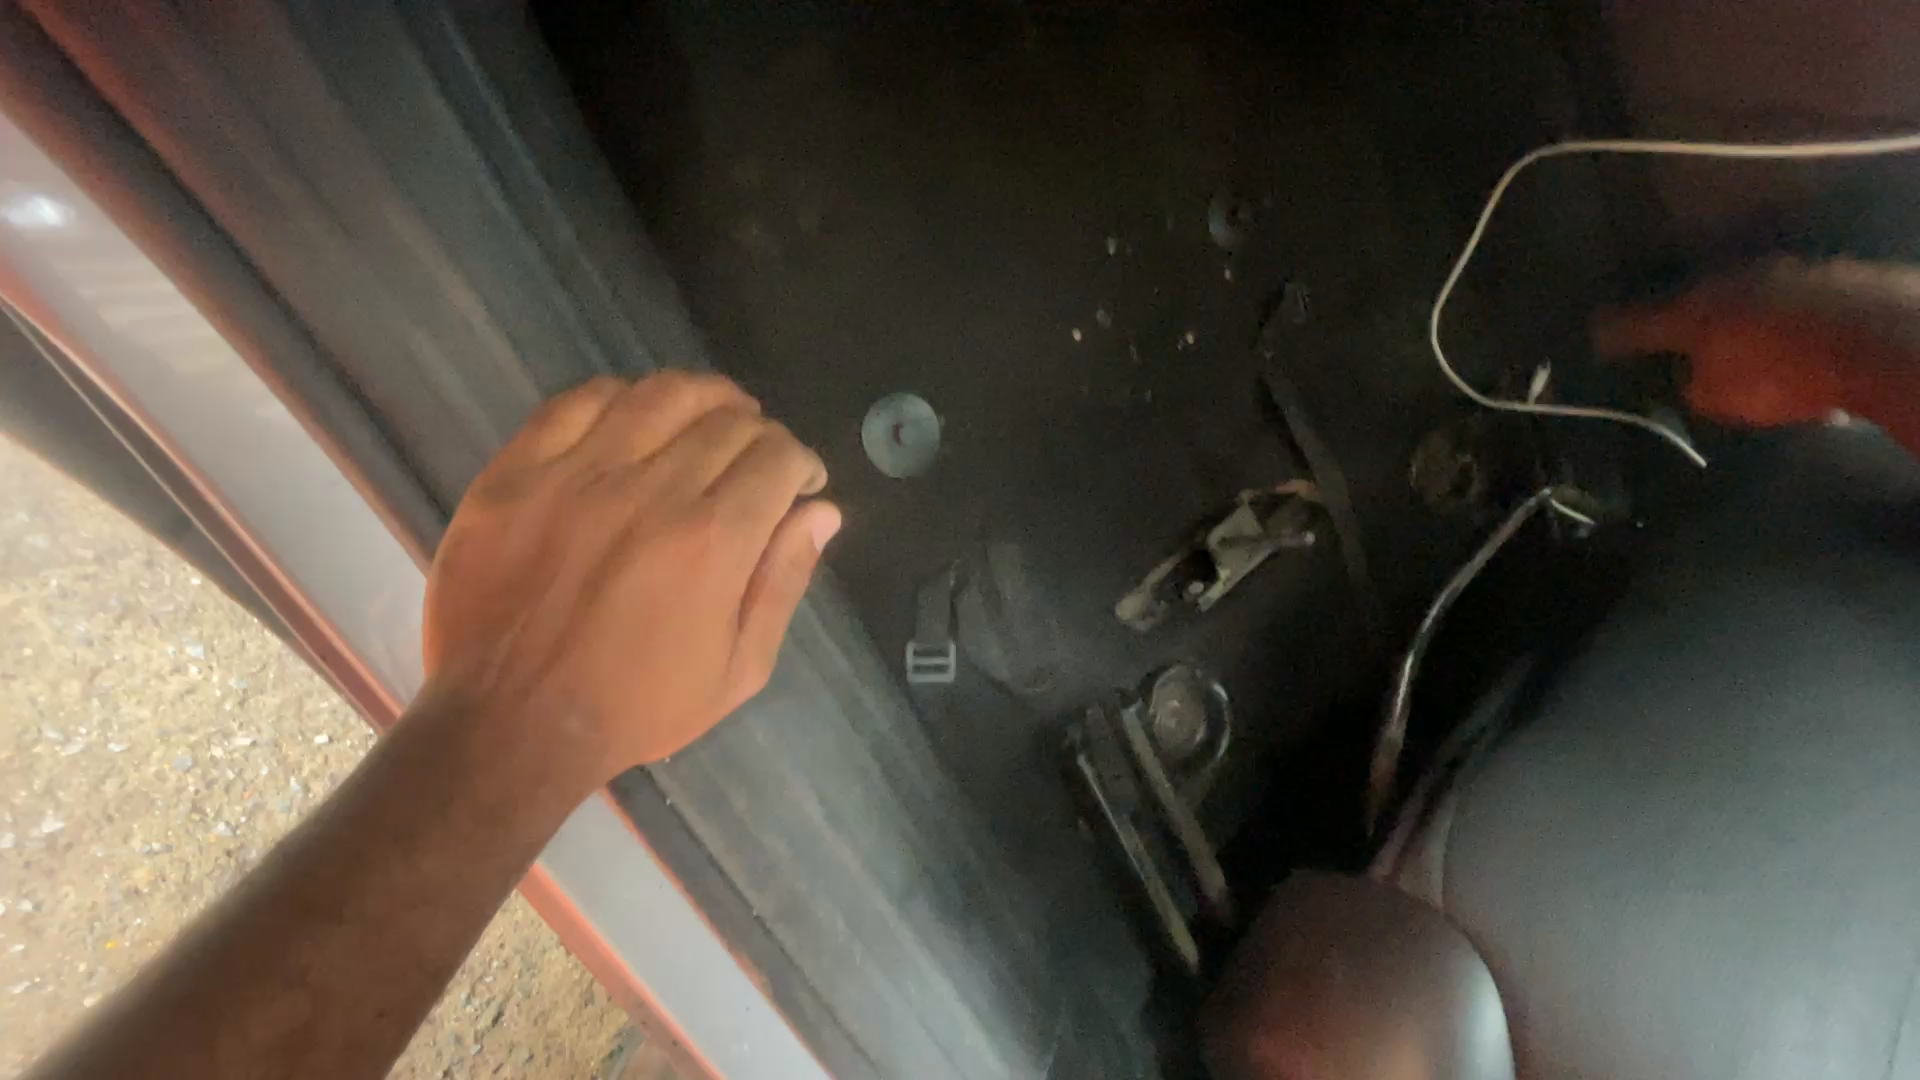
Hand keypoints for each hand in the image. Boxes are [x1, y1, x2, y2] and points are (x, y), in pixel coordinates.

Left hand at [419, 373, 839, 775]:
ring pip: (661, 394)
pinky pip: (578, 402)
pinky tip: (638, 418)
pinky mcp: (516, 474)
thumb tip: (823, 513)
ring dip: (705, 398)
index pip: (777, 456)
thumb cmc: (639, 705)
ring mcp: (577, 476)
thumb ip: (785, 582)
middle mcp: (652, 492)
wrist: (510, 725)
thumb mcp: (740, 668)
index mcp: (713, 542)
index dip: (800, 462)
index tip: (799, 484)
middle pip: (728, 420)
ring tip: (713, 419)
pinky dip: (623, 397)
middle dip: (761, 433)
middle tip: (758, 461)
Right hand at [1592, 262, 1887, 427]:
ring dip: (1738, 318)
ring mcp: (1788, 273)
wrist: (1889, 342)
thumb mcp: (1716, 398)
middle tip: (1670, 340)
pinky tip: (1793, 339)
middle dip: (1680, 320)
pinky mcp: (1839, 276)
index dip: (1609, 334)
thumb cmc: (1783, 377)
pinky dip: (1786, 318)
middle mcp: (1731, 283)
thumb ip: (1691, 384)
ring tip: (1737, 342)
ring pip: (1746, 297)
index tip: (1594, 341)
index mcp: (1689, 312)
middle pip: (1692, 302)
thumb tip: (1689, 375)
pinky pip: (1795, 300)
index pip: (1631, 323)